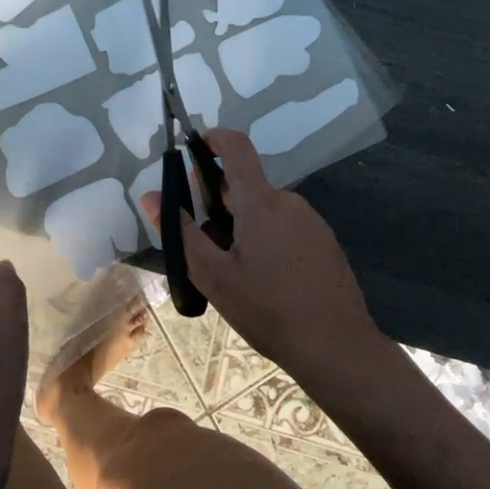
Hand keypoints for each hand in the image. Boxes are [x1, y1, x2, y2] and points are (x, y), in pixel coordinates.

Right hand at [142, 129, 376, 375]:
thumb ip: (181, 233)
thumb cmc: (269, 310)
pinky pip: (286, 228)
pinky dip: (265, 239)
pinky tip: (262, 280)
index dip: (214, 138)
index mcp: (260, 202)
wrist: (339, 350)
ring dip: (242, 224)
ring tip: (230, 268)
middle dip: (217, 200)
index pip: (237, 147)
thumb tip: (151, 197)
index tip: (193, 147)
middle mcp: (289, 202)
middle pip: (246, 185)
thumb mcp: (214, 276)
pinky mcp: (325, 245)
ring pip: (265, 210)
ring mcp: (312, 223)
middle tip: (200, 237)